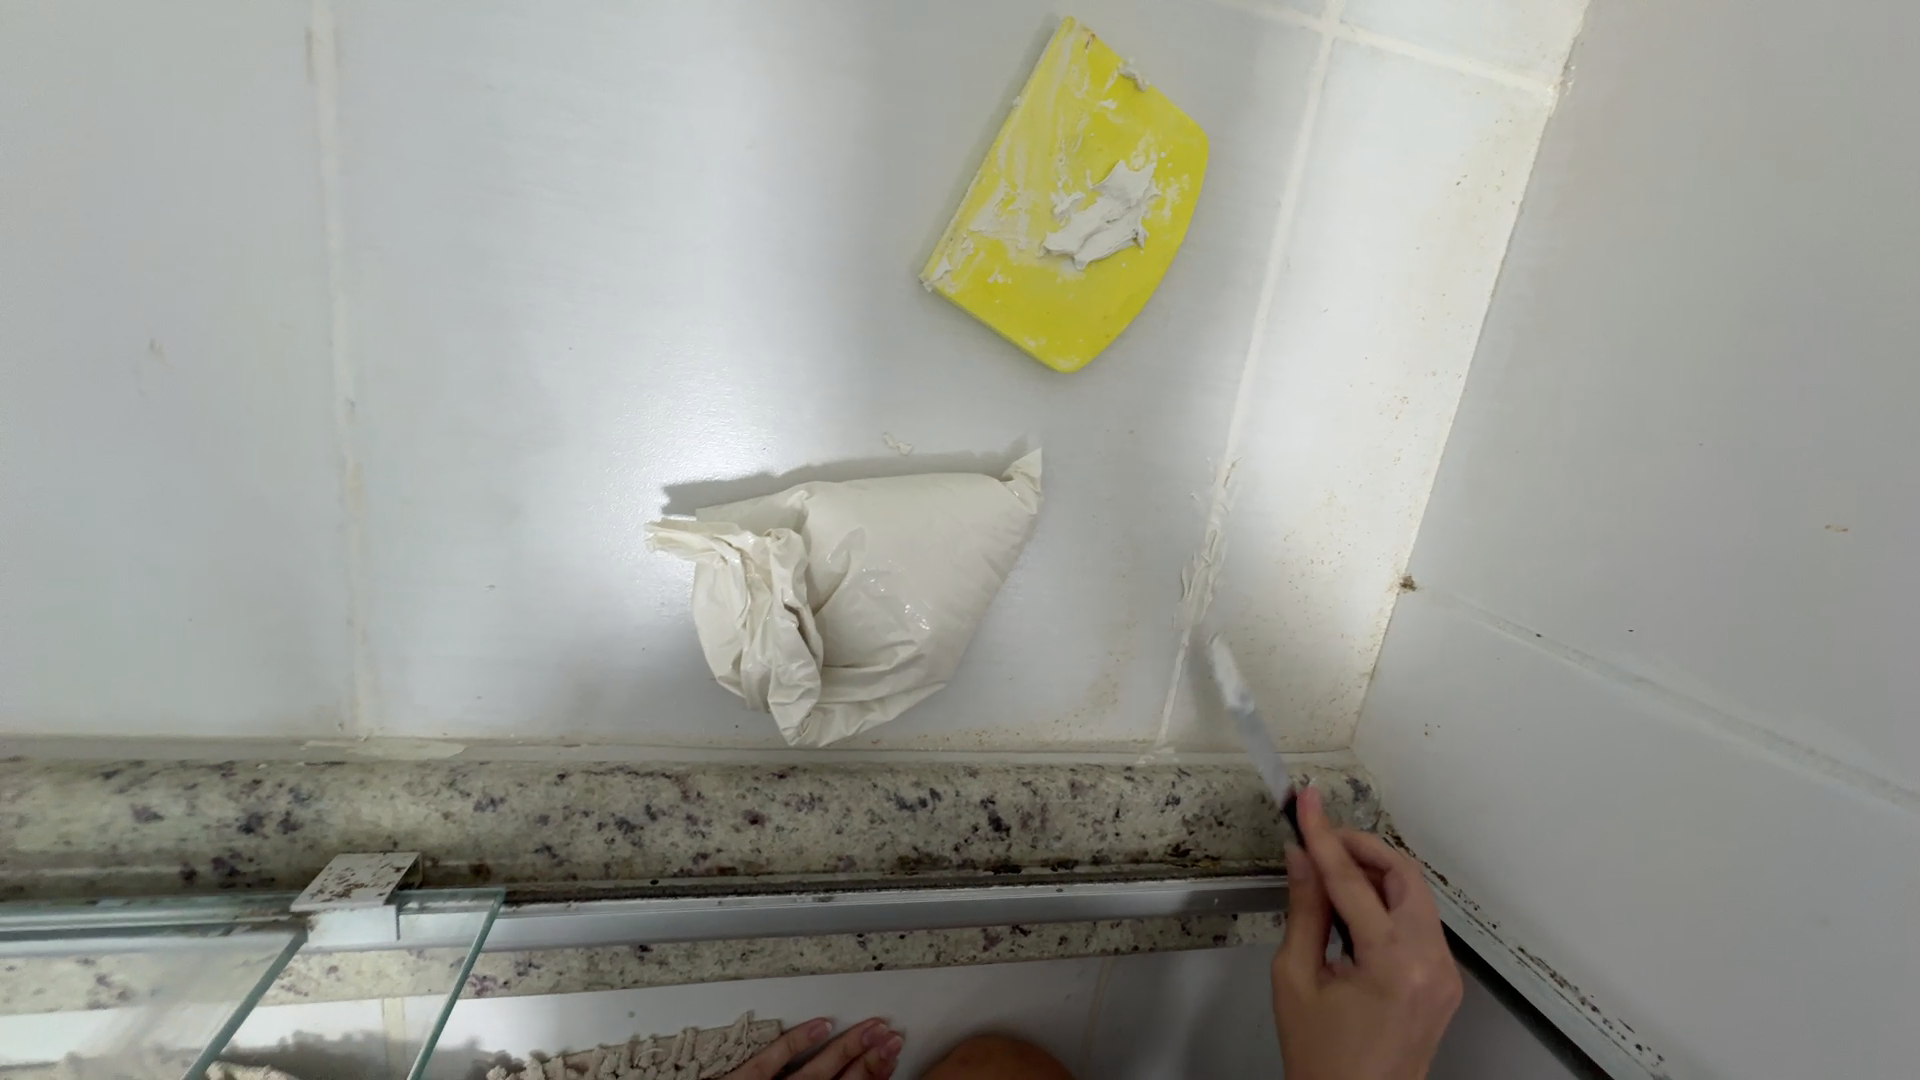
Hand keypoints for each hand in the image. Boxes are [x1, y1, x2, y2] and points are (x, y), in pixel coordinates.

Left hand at [723, 1017, 902, 1079]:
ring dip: (847, 1048)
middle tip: (891, 1036)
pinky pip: (770, 1062)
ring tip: (871, 1027)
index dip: (874, 1073)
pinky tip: (820, 1024)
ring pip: (814, 1072)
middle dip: (869, 1059)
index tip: (891, 1053)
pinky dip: (797, 1040)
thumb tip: (846, 1075)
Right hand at [1272, 784, 1462, 1079]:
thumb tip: (1300, 856)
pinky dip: (1384, 899)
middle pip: (1404, 875)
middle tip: (1318, 837)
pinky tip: (1349, 903)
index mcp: (1393, 964)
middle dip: (1360, 847)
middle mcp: (1433, 964)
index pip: (1352, 879)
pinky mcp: (1443, 982)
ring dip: (1373, 871)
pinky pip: (1416, 921)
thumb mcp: (1295, 976)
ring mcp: (1445, 975)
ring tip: (1326, 869)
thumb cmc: (1320, 1053)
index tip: (1306, 798)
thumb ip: (1303, 909)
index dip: (1323, 833)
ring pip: (1414, 894)